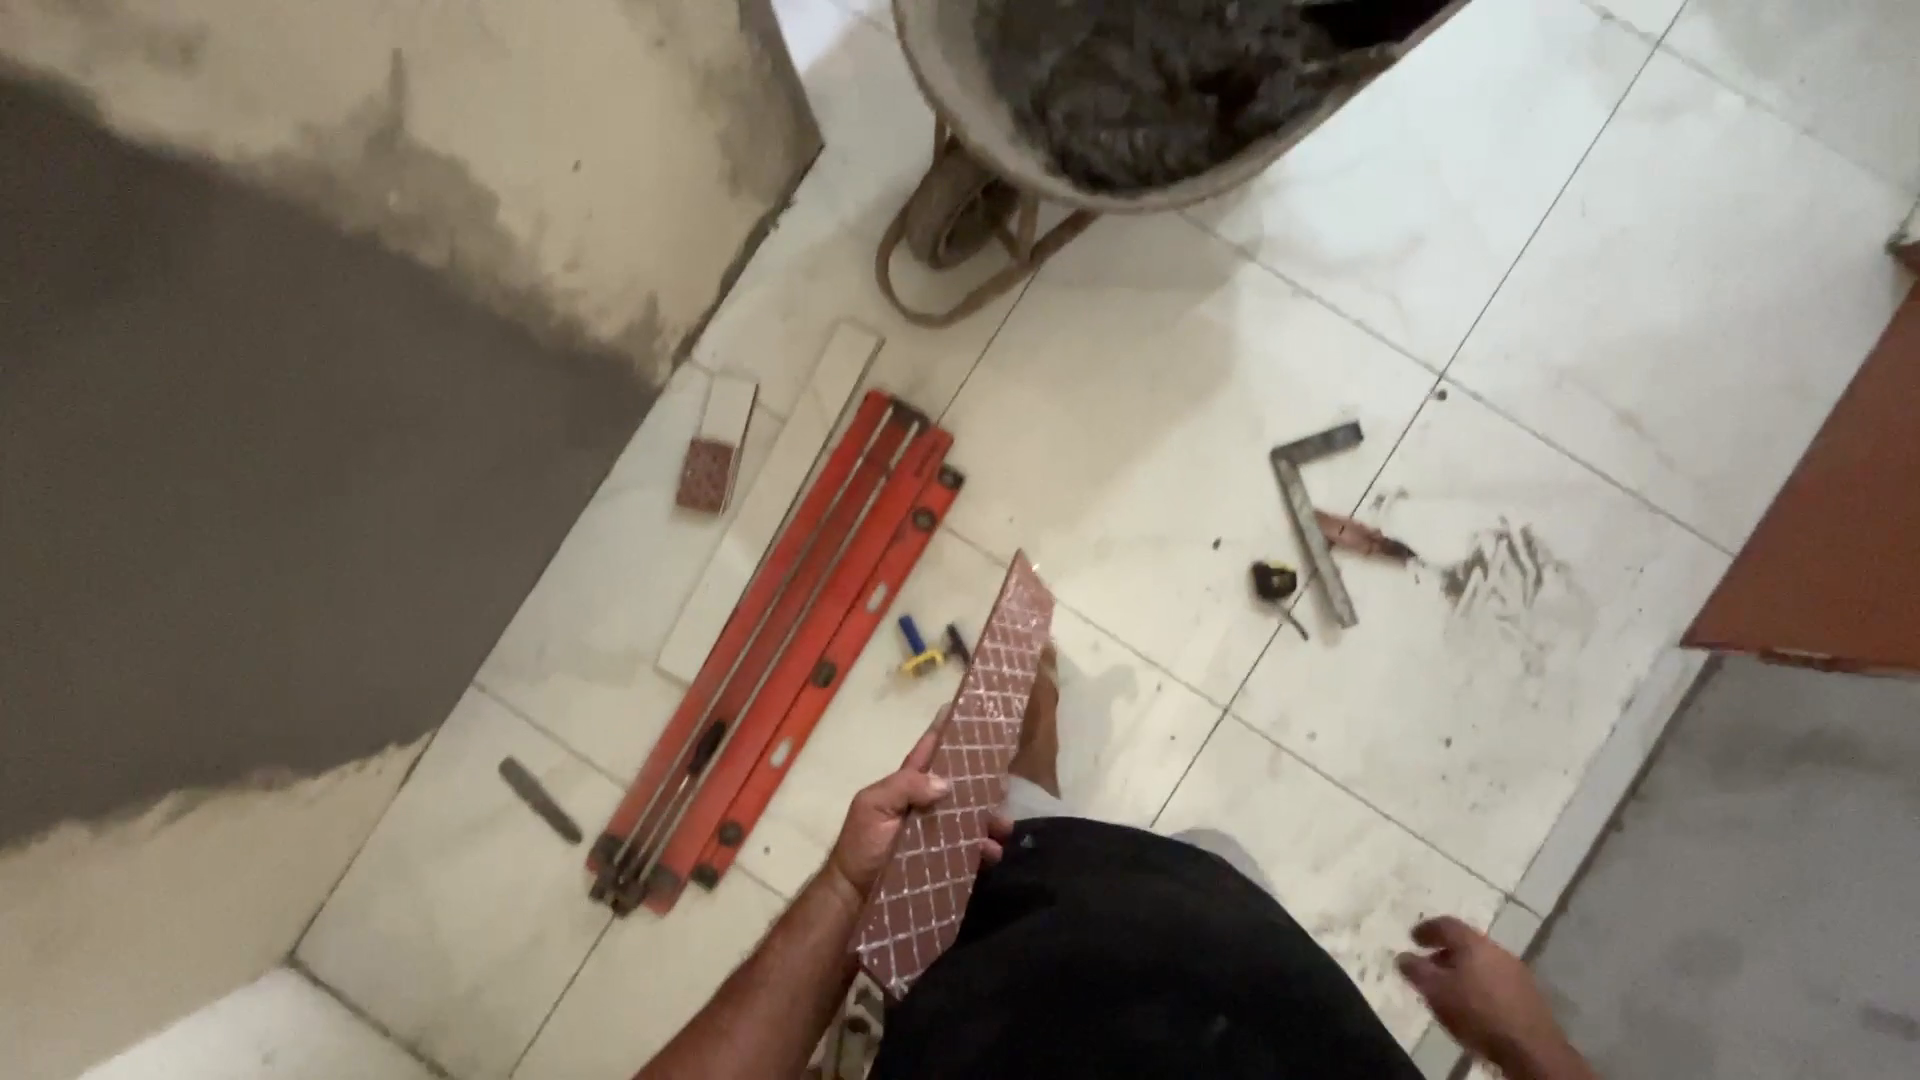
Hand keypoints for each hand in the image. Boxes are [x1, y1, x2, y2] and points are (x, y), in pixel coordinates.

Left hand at [820, 707, 1012, 909]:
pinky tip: (992, 851)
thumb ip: (904, 787)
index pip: (929, 751)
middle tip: (1004, 781)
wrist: (855, 899)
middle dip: (983, 781)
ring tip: (1003, 826)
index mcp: (906, 785)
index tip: (964, 710)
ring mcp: (937, 832)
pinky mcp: (945, 858)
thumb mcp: (873, 807)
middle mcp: (925, 804)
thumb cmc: (861, 846)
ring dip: (991, 817)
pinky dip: (986, 848)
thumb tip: (946, 782)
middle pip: (960, 785)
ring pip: (972, 816)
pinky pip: (972, 849)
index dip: (944, 731)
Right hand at [1396, 916, 1591, 1079]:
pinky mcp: (1531, 997)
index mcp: (1473, 943)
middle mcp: (1498, 951)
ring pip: (1484, 963)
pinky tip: (1475, 1004)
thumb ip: (1415, 970)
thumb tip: (1402, 956)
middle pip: (1467, 943)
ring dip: (1465, 971)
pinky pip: (1499, 981)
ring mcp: (1519, 974)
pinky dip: (1482, 985)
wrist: (1533, 1052)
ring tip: (1451, 989)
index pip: (1446, 924)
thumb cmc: (1477, 1012)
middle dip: (1446, 952)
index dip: (1427, 929)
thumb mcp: (1435, 991)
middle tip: (1430, 965)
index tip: (1413, 939)